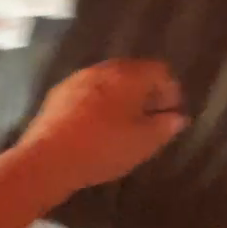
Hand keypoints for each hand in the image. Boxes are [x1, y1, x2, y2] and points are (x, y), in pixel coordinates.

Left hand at [15, 59, 188, 195]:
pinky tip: (99, 126)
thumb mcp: (144, 142)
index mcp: (128, 75)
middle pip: (134, 72)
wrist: (48, 159)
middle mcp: (103, 69)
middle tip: (152, 118)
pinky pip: (90, 92)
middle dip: (147, 92)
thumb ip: (165, 126)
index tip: (172, 113)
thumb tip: (178, 117)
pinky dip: (101, 104)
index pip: (160, 70)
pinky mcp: (59, 94)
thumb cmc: (104, 147)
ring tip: (127, 124)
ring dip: (123, 97)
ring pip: (110, 82)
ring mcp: (78, 79)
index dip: (171, 90)